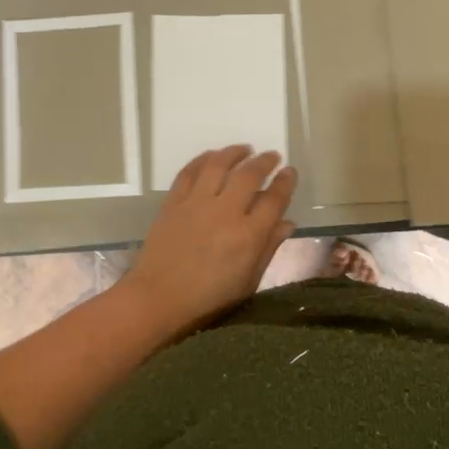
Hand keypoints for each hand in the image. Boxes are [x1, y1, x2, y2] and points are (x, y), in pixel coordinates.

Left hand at [122, 146, 296, 328]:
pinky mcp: (173, 202)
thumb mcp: (247, 282)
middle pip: (249, 175)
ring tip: (245, 149)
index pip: (274, 200)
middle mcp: (225, 212)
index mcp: (248, 236)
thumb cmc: (208, 299)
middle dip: (264, 162)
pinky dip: (203, 159)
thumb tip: (287, 223)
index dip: (285, 183)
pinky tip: (212, 156)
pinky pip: (189, 172)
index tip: (290, 172)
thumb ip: (268, 248)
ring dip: (234, 153)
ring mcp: (197, 204)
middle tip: (272, 156)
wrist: (158, 298)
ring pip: (219, 165)